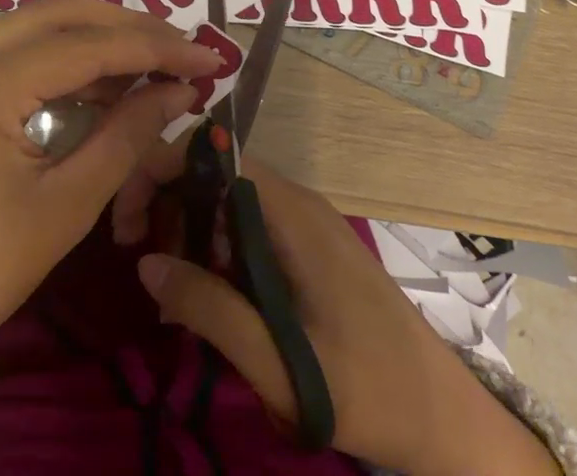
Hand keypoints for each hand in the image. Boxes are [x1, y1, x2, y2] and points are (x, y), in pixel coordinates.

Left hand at [0, 0, 221, 411]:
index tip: (210, 56)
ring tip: (155, 64)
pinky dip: (56, 58)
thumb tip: (181, 89)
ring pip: (29, 26)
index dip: (152, 47)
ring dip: (92, 39)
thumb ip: (127, 133)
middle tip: (184, 50)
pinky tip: (101, 79)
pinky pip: (7, 50)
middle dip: (124, 28)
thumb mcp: (69, 201)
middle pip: (53, 16)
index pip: (81, 46)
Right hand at [132, 162, 560, 475]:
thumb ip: (210, 311)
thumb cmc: (371, 393)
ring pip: (222, 201)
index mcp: (292, 216)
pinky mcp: (307, 249)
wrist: (450, 424)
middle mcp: (296, 205)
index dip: (154, 174)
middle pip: (207, 174)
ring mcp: (304, 226)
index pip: (205, 153)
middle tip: (144, 265)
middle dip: (163, 208)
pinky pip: (243, 227)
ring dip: (185, 233)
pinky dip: (212, 250)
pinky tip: (209, 296)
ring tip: (174, 290)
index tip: (126, 229)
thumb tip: (146, 263)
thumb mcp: (282, 364)